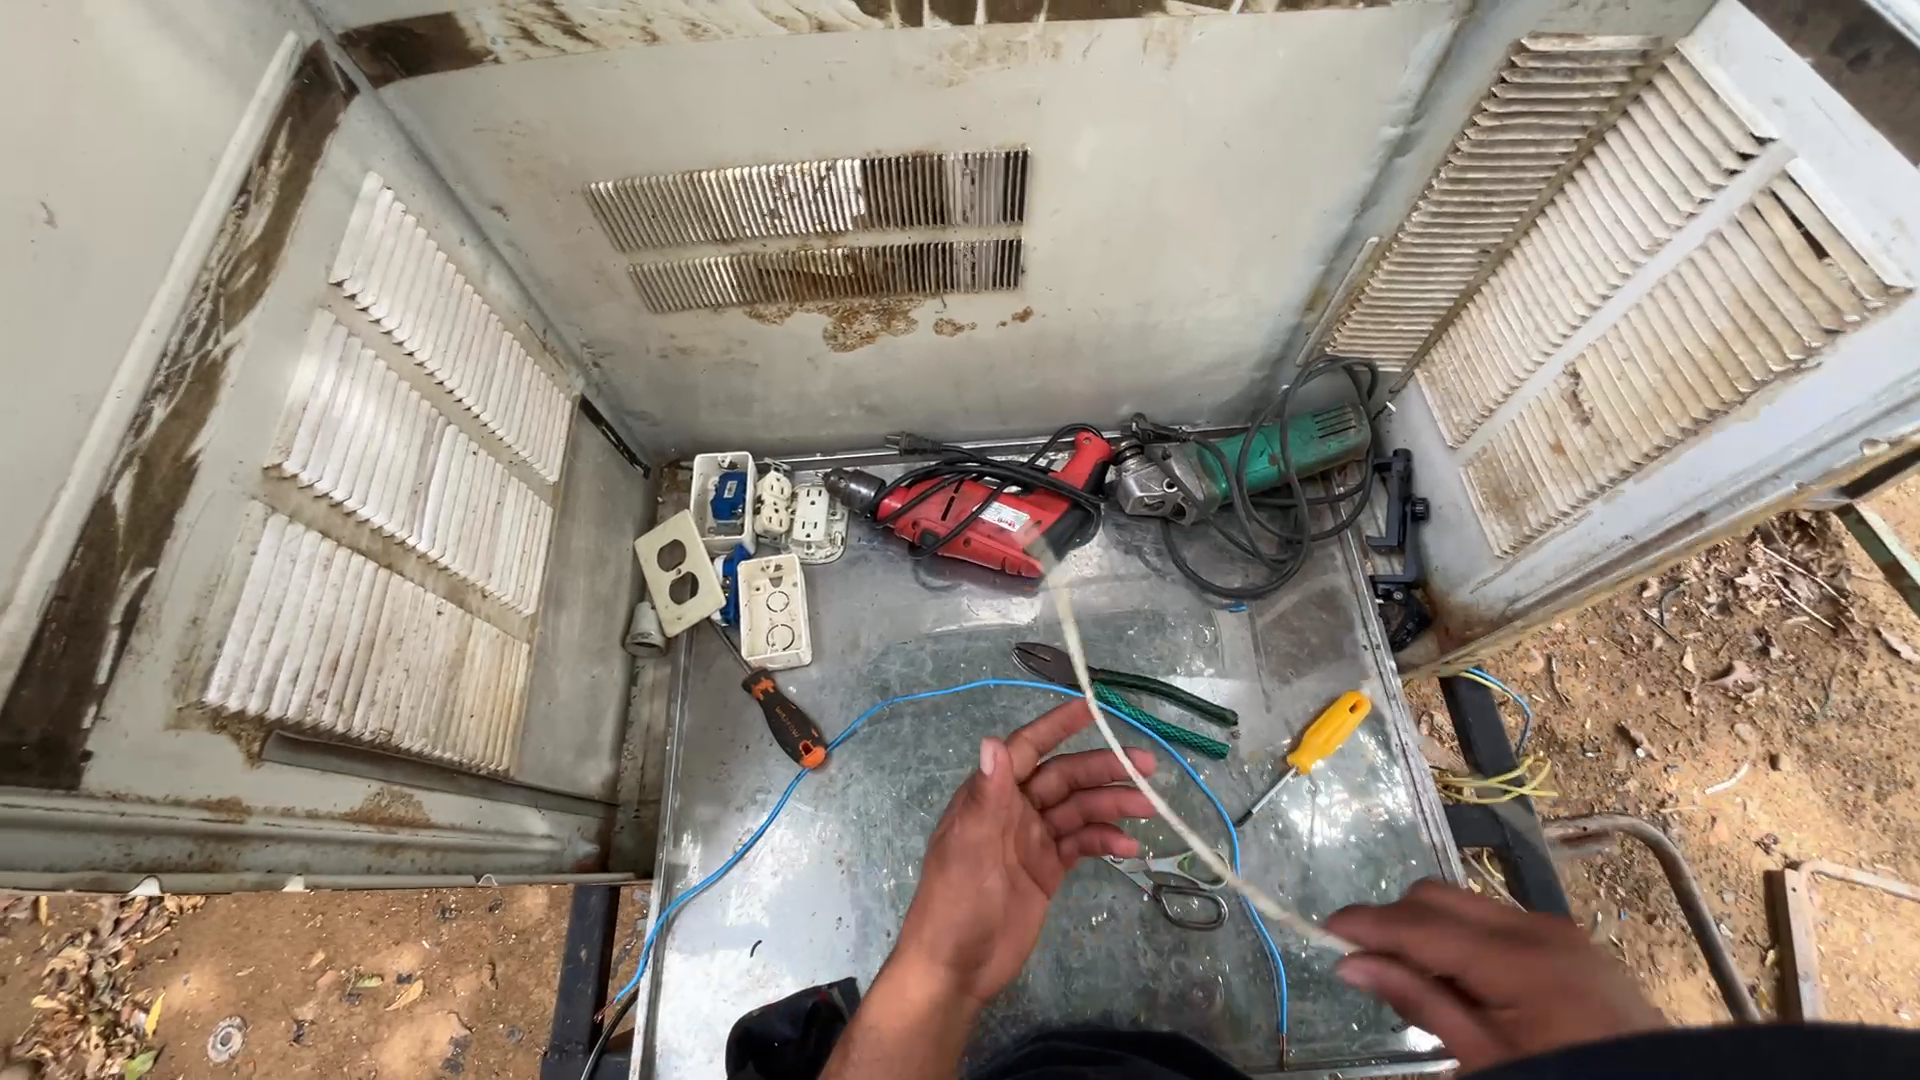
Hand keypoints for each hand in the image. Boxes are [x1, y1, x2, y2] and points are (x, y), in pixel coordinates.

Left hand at [889, 701, 1158, 1006]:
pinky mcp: (1047, 868)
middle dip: (1102, 768)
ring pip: (1078, 809)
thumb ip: (987, 796)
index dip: (1058, 726)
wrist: (956, 968)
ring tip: (1149, 806)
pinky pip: (1081, 843)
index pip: (1028, 748)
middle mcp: (1014, 809)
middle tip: (1147, 766)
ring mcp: (1032, 839)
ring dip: (1112, 803)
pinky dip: (1105, 840)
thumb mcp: (969, 847)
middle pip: (1064, 777)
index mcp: (990, 795)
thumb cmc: (956, 902)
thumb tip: (991, 742)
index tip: (1092, 707)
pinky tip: (1130, 846)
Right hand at [1327, 880, 1666, 1072]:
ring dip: (1425, 927)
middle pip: (1434, 897)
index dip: (1366, 923)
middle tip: (1370, 965)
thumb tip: (1350, 965)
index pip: (1420, 925)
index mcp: (1522, 962)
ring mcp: (1557, 929)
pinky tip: (1462, 979)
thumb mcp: (1490, 1059)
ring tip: (1420, 980)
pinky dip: (1460, 935)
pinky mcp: (1567, 938)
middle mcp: (1537, 928)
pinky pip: (1490, 917)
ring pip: (1459, 901)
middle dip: (1393, 921)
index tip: (1323, 929)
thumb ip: (1420, 1003)